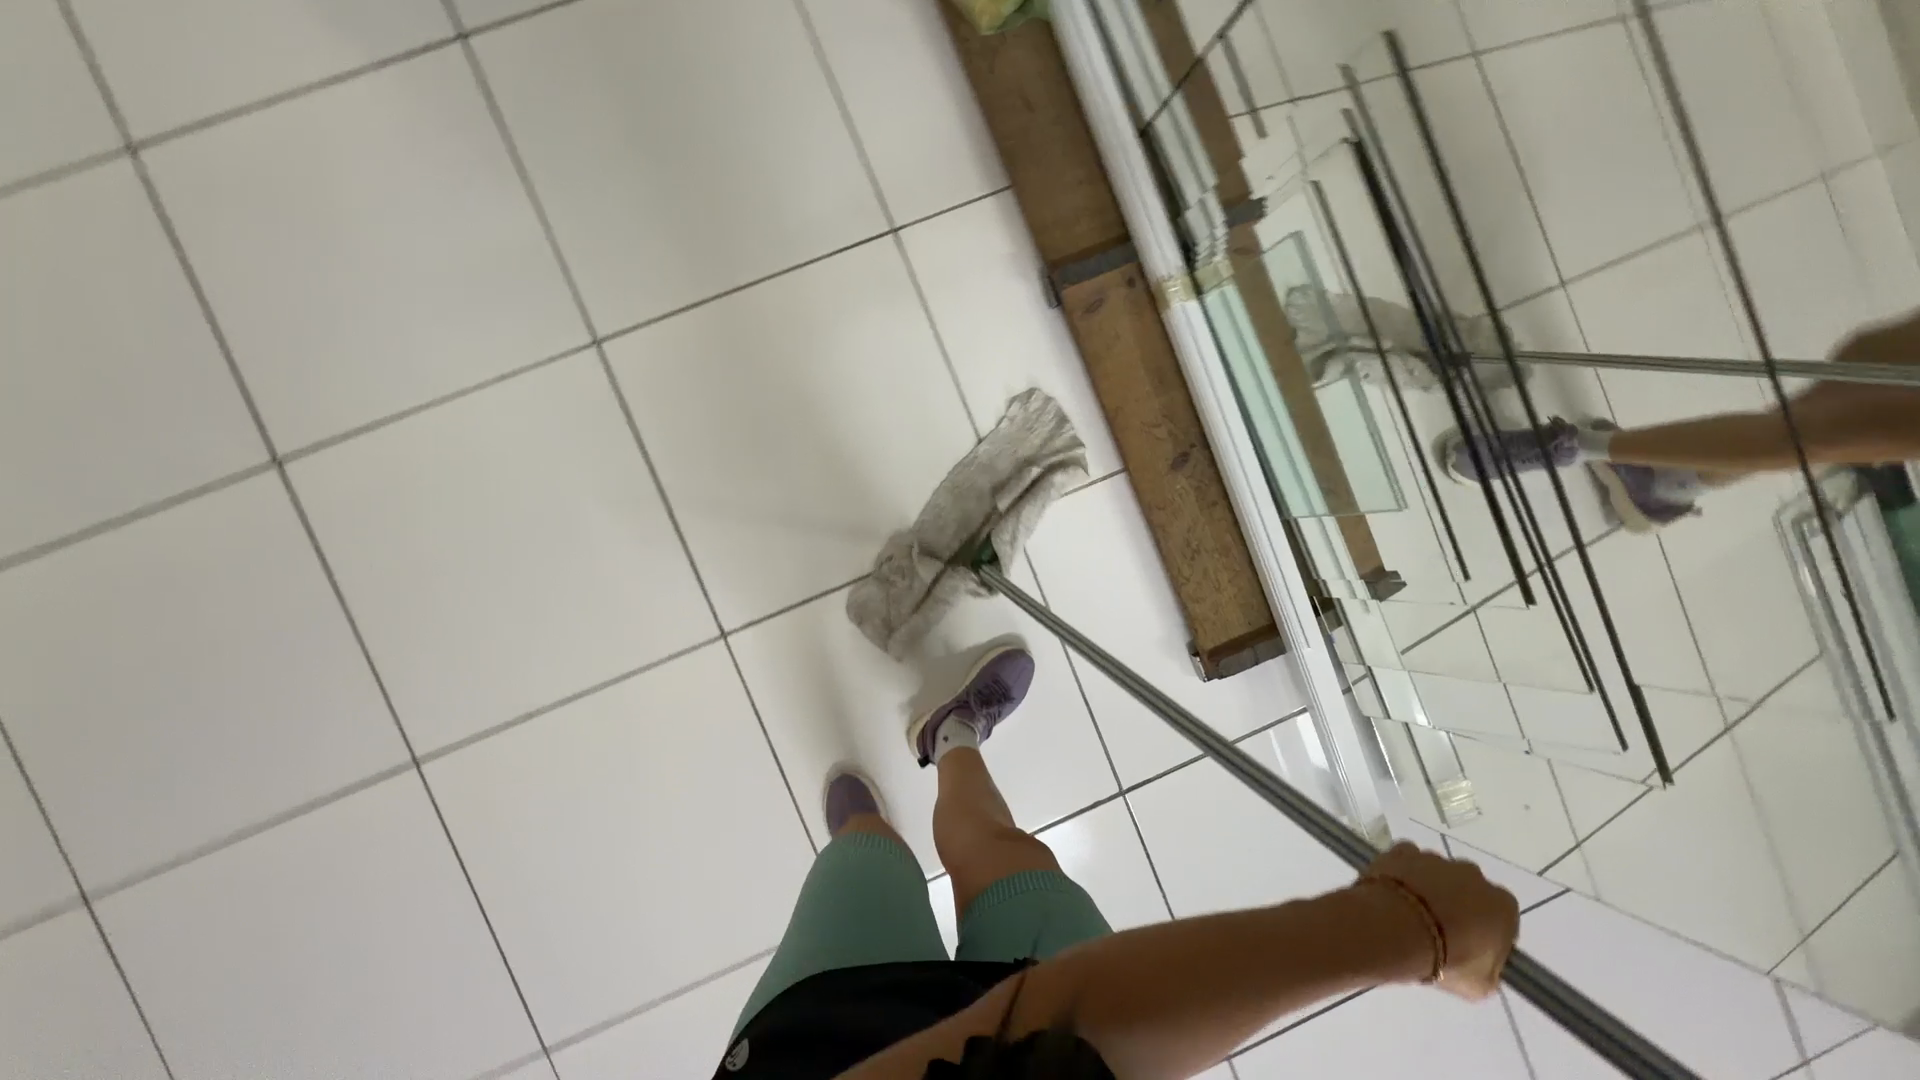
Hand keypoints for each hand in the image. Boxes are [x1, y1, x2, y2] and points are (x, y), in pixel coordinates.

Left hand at [1361, 842, 1519, 999]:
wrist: (1396, 928)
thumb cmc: (1446, 960)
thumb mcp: (1481, 985)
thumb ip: (1488, 970)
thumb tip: (1481, 966)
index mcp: (1502, 905)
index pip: (1501, 919)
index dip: (1486, 934)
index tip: (1469, 948)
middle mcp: (1473, 874)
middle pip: (1468, 890)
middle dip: (1456, 905)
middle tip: (1437, 930)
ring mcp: (1436, 858)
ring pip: (1436, 873)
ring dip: (1427, 888)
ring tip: (1409, 913)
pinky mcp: (1402, 850)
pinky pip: (1406, 860)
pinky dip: (1400, 872)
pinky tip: (1392, 893)